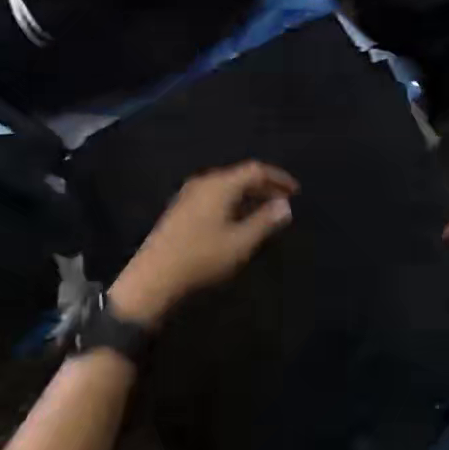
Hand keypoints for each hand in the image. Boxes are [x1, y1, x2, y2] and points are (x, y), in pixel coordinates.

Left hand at [109, 162, 297, 324]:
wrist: (152, 280)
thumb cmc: (201, 258)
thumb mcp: (241, 242)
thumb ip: (265, 221)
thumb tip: (285, 205)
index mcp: (220, 185)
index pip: (255, 170)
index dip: (278, 177)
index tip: (296, 191)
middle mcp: (204, 183)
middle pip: (240, 176)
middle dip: (265, 186)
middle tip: (284, 201)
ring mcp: (189, 196)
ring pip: (227, 187)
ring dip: (249, 195)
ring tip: (266, 210)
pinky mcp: (181, 210)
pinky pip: (215, 196)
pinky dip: (233, 202)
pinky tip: (239, 219)